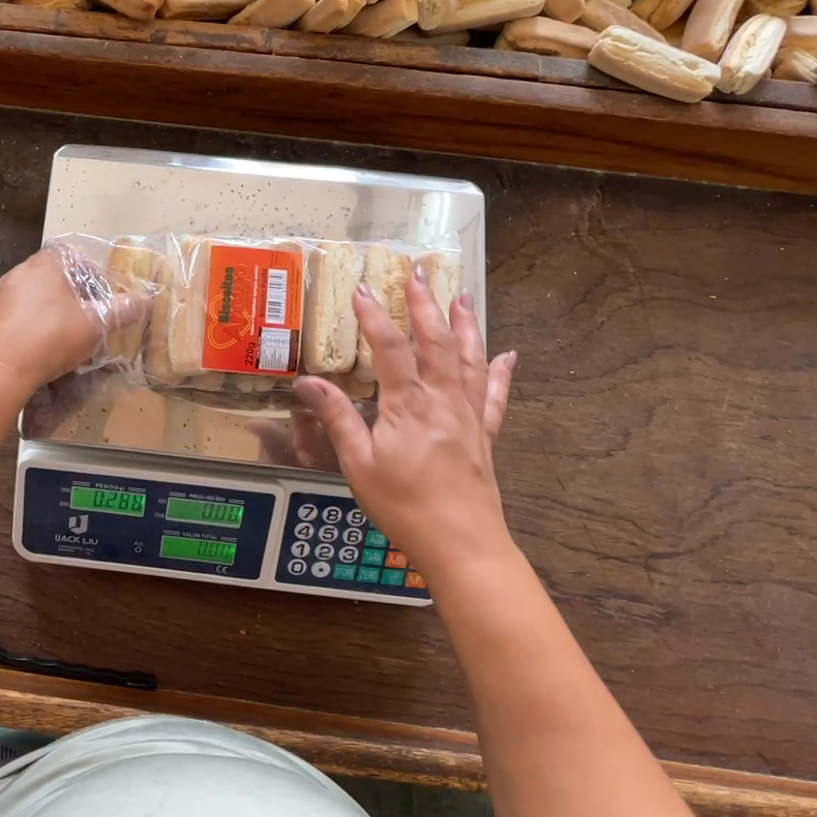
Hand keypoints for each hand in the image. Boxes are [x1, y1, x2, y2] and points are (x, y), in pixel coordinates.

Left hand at [0, 247, 144, 395]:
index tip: (104, 295)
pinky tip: (45, 344)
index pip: (74, 255)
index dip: (93, 272)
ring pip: (38, 294)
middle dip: (76, 293)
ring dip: (56, 309)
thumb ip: (122, 310)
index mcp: (45, 264)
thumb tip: (146, 300)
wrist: (0, 372)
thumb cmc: (51, 339)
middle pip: (56, 274)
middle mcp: (21, 271)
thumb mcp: (95, 325)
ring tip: (71, 333)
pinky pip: (22, 312)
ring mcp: (3, 294)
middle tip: (92, 316)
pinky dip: (37, 322)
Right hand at [294, 271, 516, 576]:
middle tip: (419, 273)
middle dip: (425, 305)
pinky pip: (495, 396)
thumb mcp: (359, 465)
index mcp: (408, 405)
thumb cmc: (404, 506)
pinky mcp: (485, 434)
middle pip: (436, 342)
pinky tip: (507, 355)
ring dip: (465, 325)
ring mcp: (469, 415)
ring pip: (469, 359)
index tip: (362, 288)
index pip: (389, 348)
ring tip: (462, 296)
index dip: (374, 316)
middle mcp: (443, 400)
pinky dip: (500, 373)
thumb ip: (338, 419)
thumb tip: (309, 383)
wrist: (462, 543)